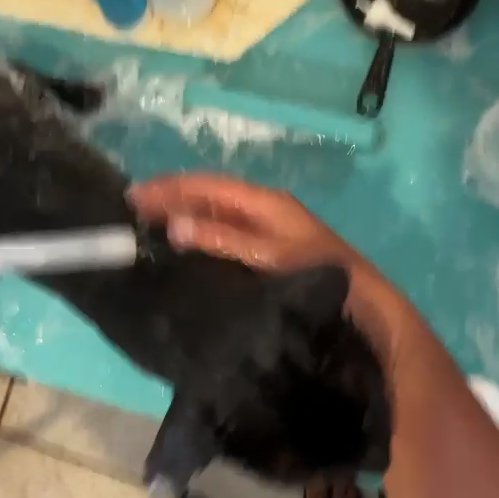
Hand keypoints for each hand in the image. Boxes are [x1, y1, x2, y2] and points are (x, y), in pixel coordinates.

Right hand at [128, 174, 423, 357]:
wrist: (367, 312)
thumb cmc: (320, 275)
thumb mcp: (269, 255)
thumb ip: (222, 239)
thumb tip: (174, 224)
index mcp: (266, 203)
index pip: (208, 185)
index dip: (171, 188)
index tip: (132, 198)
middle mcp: (264, 213)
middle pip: (209, 199)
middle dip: (172, 201)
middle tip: (131, 215)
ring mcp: (267, 237)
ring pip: (215, 220)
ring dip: (183, 222)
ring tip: (147, 234)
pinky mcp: (267, 262)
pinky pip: (225, 242)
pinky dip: (199, 243)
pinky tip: (182, 259)